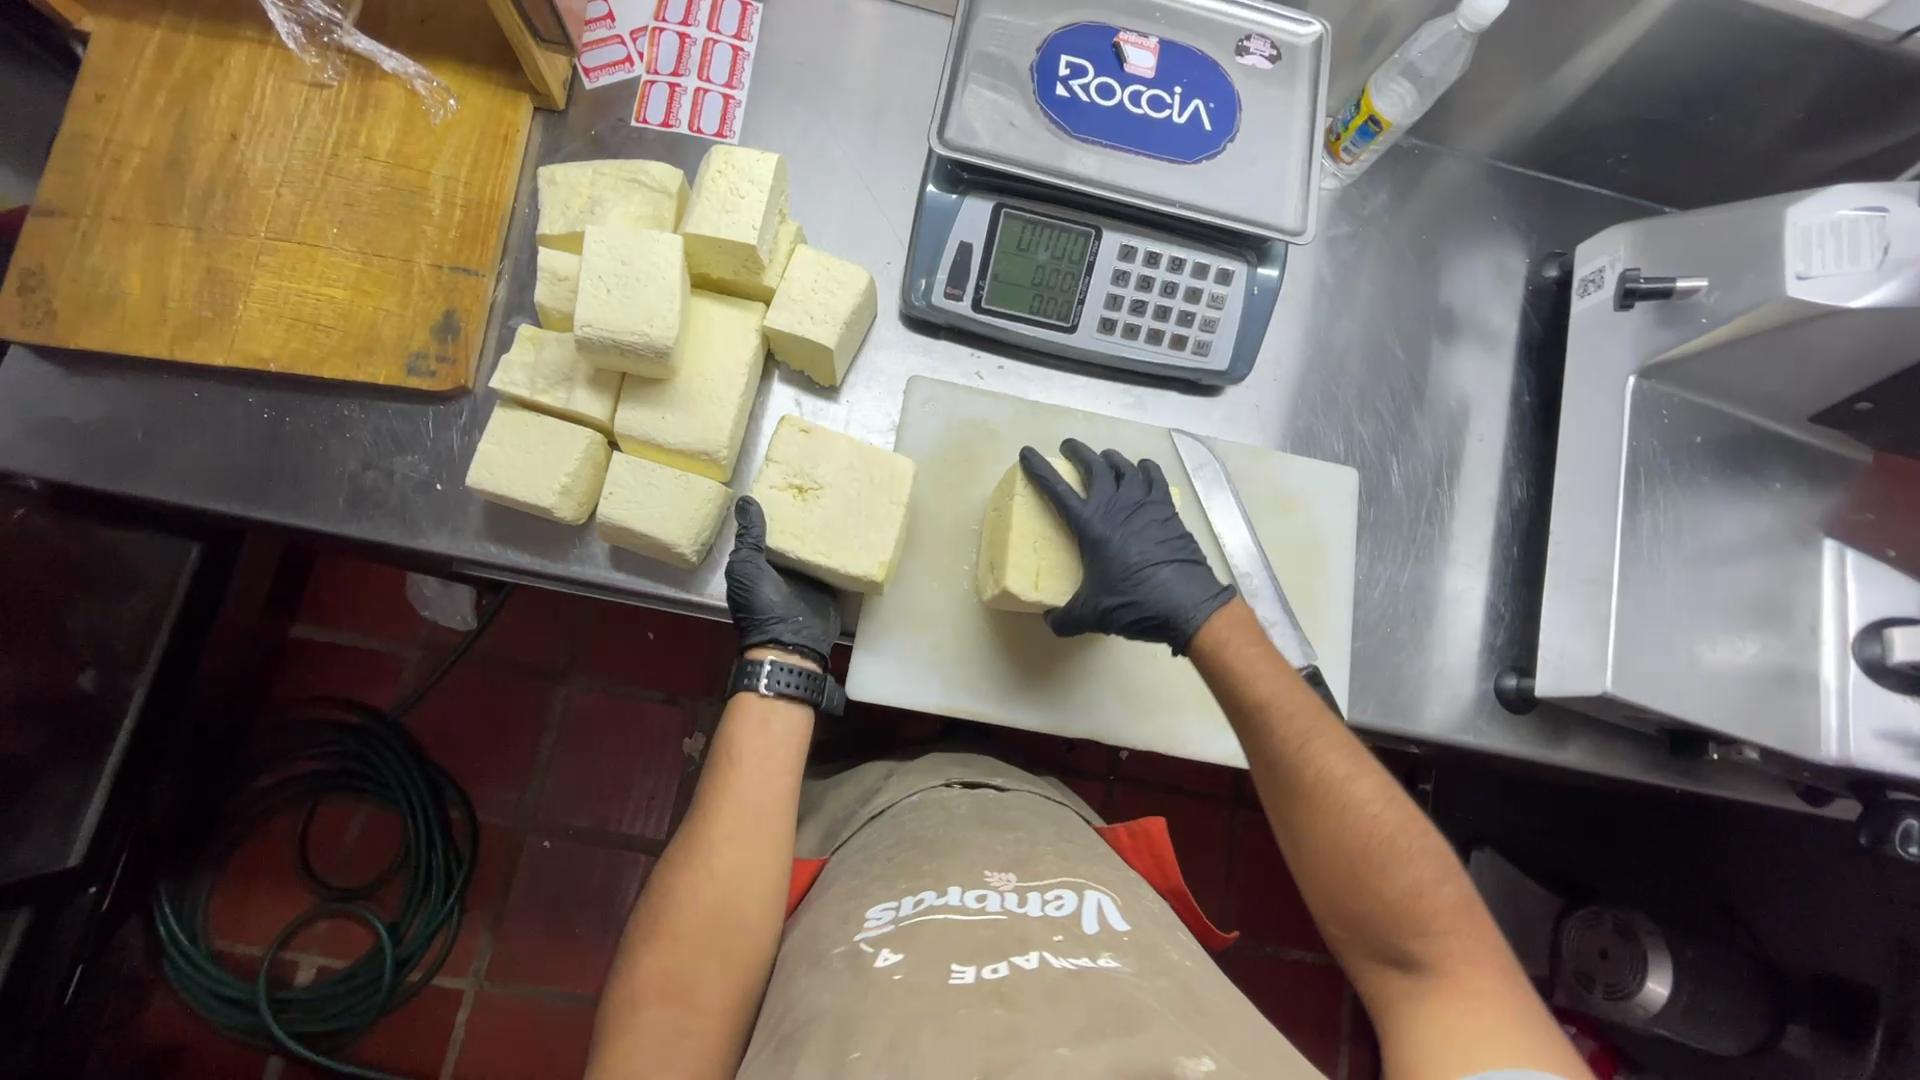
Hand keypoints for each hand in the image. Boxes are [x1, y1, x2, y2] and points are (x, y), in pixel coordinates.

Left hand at [725, 496, 840, 666]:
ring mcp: (810, 576)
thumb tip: (745, 499)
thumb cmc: (760, 603)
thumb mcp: (746, 566)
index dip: (779, 507)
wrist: (791, 641)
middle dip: (807, 516)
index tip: (791, 482)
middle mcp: (786, 567)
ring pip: (819, 547)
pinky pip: (838, 563)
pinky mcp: (832, 585)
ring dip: (829, 531)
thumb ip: (749, 535)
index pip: (771, 528)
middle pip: (798, 536)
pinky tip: (858, 527)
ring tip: (844, 499)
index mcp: (762, 560)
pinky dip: (846, 550)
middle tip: (824, 485)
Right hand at [1020, 439, 1234, 654]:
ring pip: (1124, 467)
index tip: (1028, 453)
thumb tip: (1049, 620)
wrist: (1186, 603)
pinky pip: (1154, 477)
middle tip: (1068, 448)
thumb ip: (1063, 619)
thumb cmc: (1133, 604)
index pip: (1057, 489)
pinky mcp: (1167, 510)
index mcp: (1091, 526)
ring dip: (1110, 459)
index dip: (1039, 469)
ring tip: (1104, 458)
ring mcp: (1144, 504)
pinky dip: (1145, 468)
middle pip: (1094, 466)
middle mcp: (1116, 506)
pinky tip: (1142, 470)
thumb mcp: (1090, 616)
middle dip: (1078, 452)